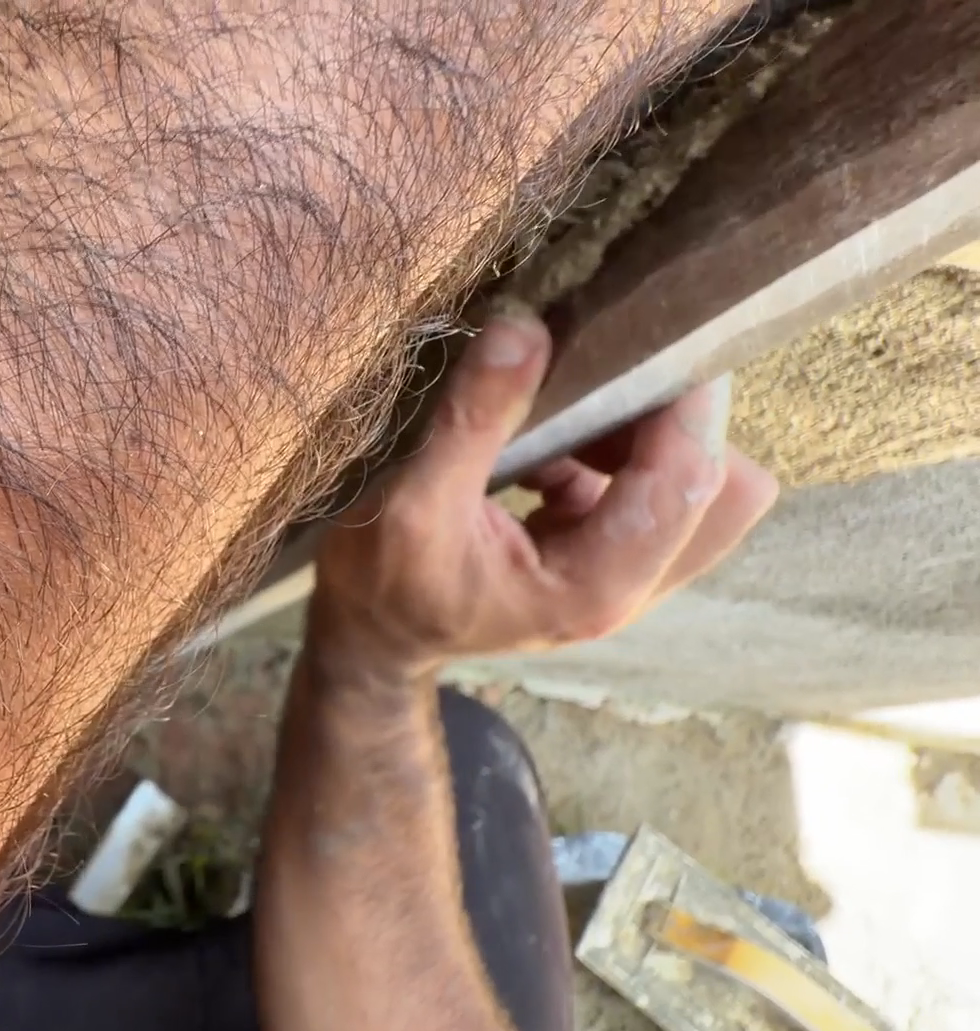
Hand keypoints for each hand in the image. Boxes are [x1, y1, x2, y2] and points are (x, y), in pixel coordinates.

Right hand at [309, 302, 777, 678]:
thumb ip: (471, 422)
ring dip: (638, 444)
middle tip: (598, 394)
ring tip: (558, 424)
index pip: (689, 486)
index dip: (679, 409)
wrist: (369, 638)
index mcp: (592, 588)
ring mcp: (613, 580)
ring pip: (689, 495)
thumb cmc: (378, 585)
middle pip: (724, 496)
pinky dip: (606, 462)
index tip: (638, 341)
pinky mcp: (591, 565)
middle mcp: (624, 590)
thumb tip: (523, 330)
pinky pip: (642, 500)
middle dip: (672, 433)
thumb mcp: (410, 503)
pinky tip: (537, 457)